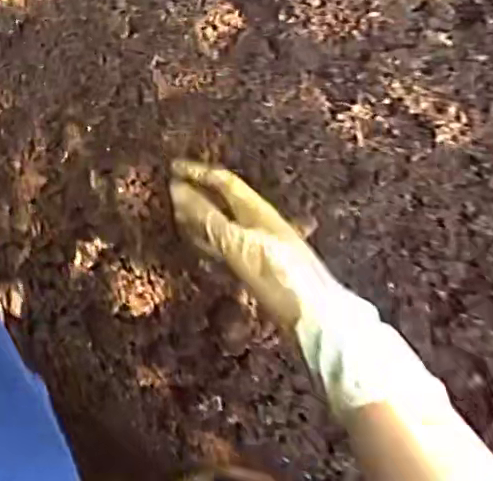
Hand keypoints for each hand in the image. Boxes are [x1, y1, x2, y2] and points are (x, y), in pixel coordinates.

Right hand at [169, 160, 343, 333]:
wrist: (322, 325)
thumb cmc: (281, 278)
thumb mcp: (238, 244)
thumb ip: (207, 217)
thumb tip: (177, 190)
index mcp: (259, 211)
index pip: (224, 181)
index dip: (198, 172)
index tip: (172, 167)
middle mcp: (261, 224)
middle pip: (224, 201)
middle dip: (197, 194)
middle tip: (170, 193)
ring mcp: (262, 248)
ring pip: (224, 224)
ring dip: (201, 219)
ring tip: (178, 219)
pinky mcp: (261, 271)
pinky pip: (228, 247)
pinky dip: (210, 242)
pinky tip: (200, 249)